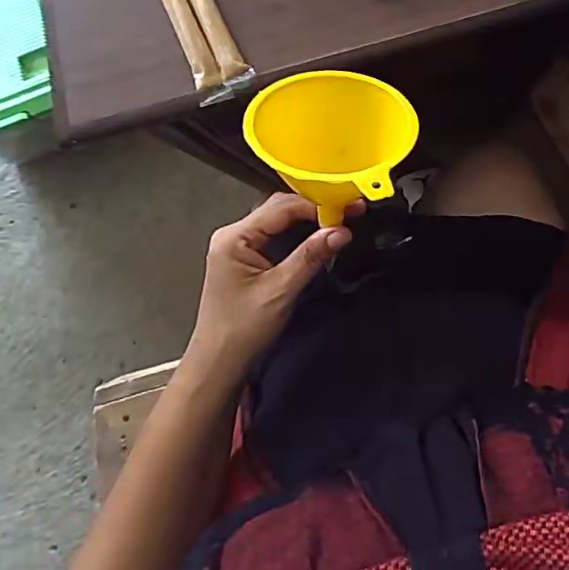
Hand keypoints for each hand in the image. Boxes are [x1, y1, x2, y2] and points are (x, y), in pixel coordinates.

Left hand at [184, 193, 352, 380]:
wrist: (219, 364)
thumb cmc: (242, 331)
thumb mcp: (281, 291)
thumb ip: (311, 257)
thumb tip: (341, 231)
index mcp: (234, 237)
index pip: (281, 207)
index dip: (316, 205)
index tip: (347, 209)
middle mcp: (234, 234)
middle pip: (280, 209)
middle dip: (314, 209)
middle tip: (348, 211)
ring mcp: (239, 246)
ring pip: (280, 221)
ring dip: (308, 220)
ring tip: (339, 221)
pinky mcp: (247, 258)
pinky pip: (277, 236)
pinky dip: (299, 235)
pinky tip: (319, 237)